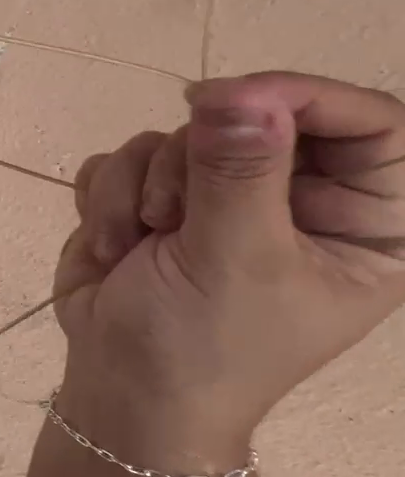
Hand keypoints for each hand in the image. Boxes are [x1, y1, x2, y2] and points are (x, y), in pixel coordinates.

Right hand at [53, 72, 404, 463]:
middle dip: (188, 165)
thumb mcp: (235, 260)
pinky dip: (104, 199)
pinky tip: (114, 244)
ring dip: (135, 191)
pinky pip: (121, 160)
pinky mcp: (148, 199)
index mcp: (364, 219)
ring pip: (170, 139)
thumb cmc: (206, 342)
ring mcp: (216, 198)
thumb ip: (238, 174)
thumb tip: (236, 93)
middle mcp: (296, 199)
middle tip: (169, 220)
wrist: (121, 383)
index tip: (225, 97)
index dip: (304, 99)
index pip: (371, 126)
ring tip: (137, 246)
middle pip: (249, 122)